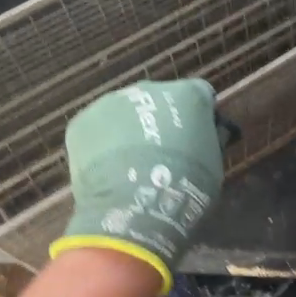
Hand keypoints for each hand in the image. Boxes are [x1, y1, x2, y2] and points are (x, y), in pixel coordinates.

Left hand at [48, 79, 223, 294]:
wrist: (134, 207)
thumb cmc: (185, 186)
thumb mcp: (213, 164)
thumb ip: (211, 139)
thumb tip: (211, 131)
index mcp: (188, 95)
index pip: (201, 94)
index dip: (200, 116)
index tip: (198, 136)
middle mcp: (149, 89)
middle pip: (159, 99)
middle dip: (162, 119)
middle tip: (162, 152)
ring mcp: (111, 102)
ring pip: (125, 112)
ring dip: (130, 130)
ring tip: (131, 164)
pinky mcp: (82, 122)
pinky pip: (98, 129)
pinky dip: (103, 144)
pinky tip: (109, 169)